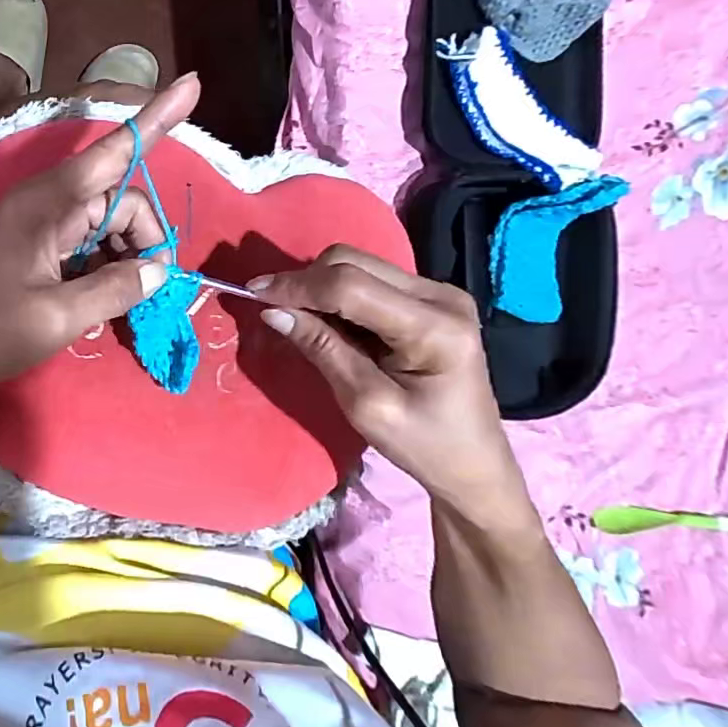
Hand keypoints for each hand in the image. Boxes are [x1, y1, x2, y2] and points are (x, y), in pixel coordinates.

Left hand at [0, 75, 201, 393]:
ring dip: (125, 255)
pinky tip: (101, 297)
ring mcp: (41, 218)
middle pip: (120, 199)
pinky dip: (104, 263)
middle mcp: (47, 199)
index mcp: (49, 203)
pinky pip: (88, 238)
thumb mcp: (59, 317)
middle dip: (144, 238)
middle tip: (148, 287)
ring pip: (108, 221)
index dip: (156, 118)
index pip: (114, 152)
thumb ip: (115, 289)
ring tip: (121, 300)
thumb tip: (158, 271)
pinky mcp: (38, 238)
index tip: (192, 83)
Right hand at [251, 246, 536, 532]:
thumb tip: (273, 310)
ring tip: (297, 315)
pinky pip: (370, 278)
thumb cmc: (424, 446)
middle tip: (272, 307)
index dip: (298, 285)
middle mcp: (441, 295)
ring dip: (320, 285)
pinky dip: (338, 293)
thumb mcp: (365, 405)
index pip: (351, 286)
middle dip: (306, 280)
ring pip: (360, 264)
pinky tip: (326, 318)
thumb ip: (322, 350)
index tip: (253, 292)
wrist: (474, 464)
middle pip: (355, 263)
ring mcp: (439, 292)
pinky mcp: (430, 298)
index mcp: (434, 327)